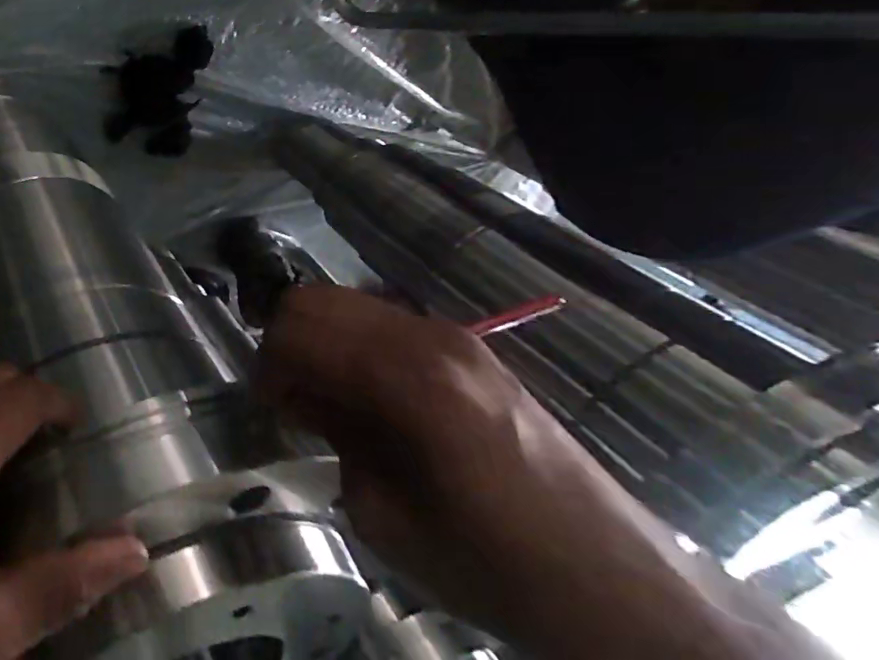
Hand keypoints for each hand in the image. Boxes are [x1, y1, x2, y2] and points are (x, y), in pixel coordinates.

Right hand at [257, 286, 833, 659]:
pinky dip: (357, 344)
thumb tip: (301, 392)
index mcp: (405, 378)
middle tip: (292, 399)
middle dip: (286, 342)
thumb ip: (333, 434)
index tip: (268, 406)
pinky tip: (371, 397)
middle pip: (317, 299)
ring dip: (322, 340)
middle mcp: (427, 336)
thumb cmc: (490, 562)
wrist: (612, 579)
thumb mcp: (384, 516)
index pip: (298, 330)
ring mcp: (454, 335)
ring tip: (329, 399)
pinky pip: (387, 321)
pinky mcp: (472, 346)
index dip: (266, 365)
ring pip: (351, 302)